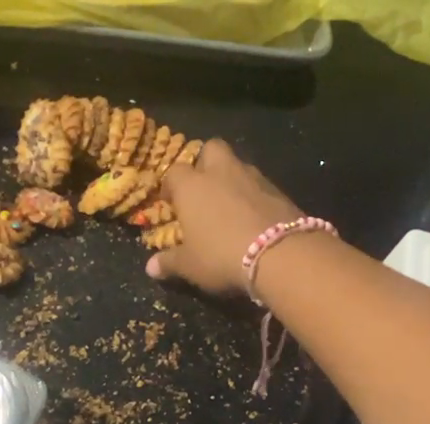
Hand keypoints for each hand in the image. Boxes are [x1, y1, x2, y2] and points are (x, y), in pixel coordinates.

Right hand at [146, 139, 303, 293]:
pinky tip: (254, 217)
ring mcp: (253, 176)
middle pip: (210, 149)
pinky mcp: (278, 189)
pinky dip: (254, 196)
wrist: (278, 253)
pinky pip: (259, 185)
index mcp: (191, 186)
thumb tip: (150, 267)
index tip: (170, 203)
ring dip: (232, 179)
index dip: (171, 186)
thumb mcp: (190, 266)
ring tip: (230, 206)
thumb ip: (169, 263)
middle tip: (203, 189)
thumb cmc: (220, 256)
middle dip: (205, 164)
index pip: (174, 173)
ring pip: (238, 164)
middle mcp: (220, 171)